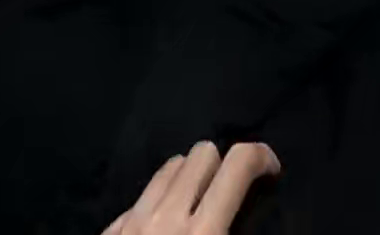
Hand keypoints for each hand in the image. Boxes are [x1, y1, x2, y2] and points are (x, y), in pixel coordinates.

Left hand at [104, 141, 280, 234]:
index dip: (262, 156)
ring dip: (188, 177)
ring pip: (169, 166)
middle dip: (221, 165)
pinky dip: (155, 203)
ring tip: (195, 203)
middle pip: (203, 153)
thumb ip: (232, 226)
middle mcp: (166, 219)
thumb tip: (251, 203)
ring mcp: (130, 223)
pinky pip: (138, 198)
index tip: (272, 171)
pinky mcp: (107, 232)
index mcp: (202, 234)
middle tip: (228, 194)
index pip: (238, 164)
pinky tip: (158, 227)